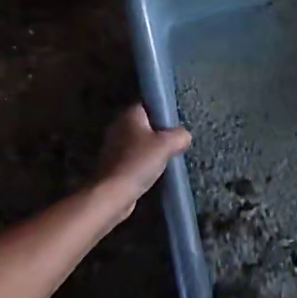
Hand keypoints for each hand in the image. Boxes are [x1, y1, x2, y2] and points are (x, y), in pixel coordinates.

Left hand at [92, 105, 190, 221]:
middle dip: (159, 132)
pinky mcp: (112, 162)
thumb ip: (180, 135)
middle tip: (174, 143)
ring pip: (139, 141)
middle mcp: (118, 125)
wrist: (113, 193)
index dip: (163, 112)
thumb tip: (184, 135)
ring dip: (151, 149)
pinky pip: (133, 156)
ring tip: (165, 158)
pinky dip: (142, 161)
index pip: (149, 104)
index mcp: (129, 114)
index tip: (175, 125)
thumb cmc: (139, 162)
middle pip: (145, 123)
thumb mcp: (167, 145)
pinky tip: (152, 171)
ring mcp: (113, 144)